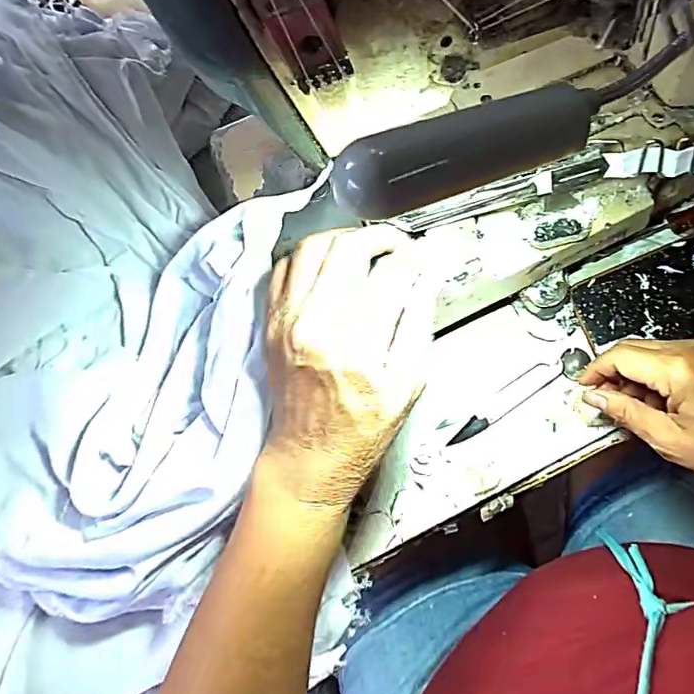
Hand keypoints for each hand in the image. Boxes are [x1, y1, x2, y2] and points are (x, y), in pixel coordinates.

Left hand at [263, 226, 436, 511]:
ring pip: (312, 247)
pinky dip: (310, 255)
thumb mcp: (408, 386)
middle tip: (396, 245)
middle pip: (348, 249)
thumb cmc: (359, 429)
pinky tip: (330, 265)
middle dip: (381, 237)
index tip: (420, 260)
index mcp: (356, 349)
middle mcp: (315, 328)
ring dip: (344, 238)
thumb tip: (421, 282)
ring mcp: (287, 321)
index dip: (412, 258)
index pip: (390, 275)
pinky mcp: (271, 321)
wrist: (309, 455)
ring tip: (364, 248)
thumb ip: (418, 327)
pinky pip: (284, 266)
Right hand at [578, 339, 693, 507]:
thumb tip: (596, 398)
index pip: (620, 356)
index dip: (595, 372)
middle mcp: (689, 351)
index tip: (583, 389)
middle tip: (598, 400)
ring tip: (626, 409)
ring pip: (645, 354)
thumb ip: (626, 412)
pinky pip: (662, 360)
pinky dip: (647, 378)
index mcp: (679, 368)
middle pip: (630, 349)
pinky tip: (648, 404)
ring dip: (628, 377)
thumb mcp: (669, 440)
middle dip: (609, 373)